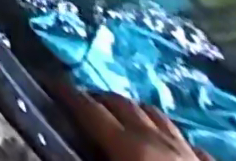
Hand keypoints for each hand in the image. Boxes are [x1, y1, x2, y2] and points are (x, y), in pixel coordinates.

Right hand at [57, 86, 211, 160]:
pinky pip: (190, 143)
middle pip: (120, 102)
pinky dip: (173, 138)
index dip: (62, 91)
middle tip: (80, 104)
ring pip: (156, 114)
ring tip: (121, 118)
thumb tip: (57, 152)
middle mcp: (156, 139)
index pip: (86, 106)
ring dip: (134, 111)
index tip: (44, 81)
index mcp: (127, 145)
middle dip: (96, 97)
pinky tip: (170, 148)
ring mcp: (190, 153)